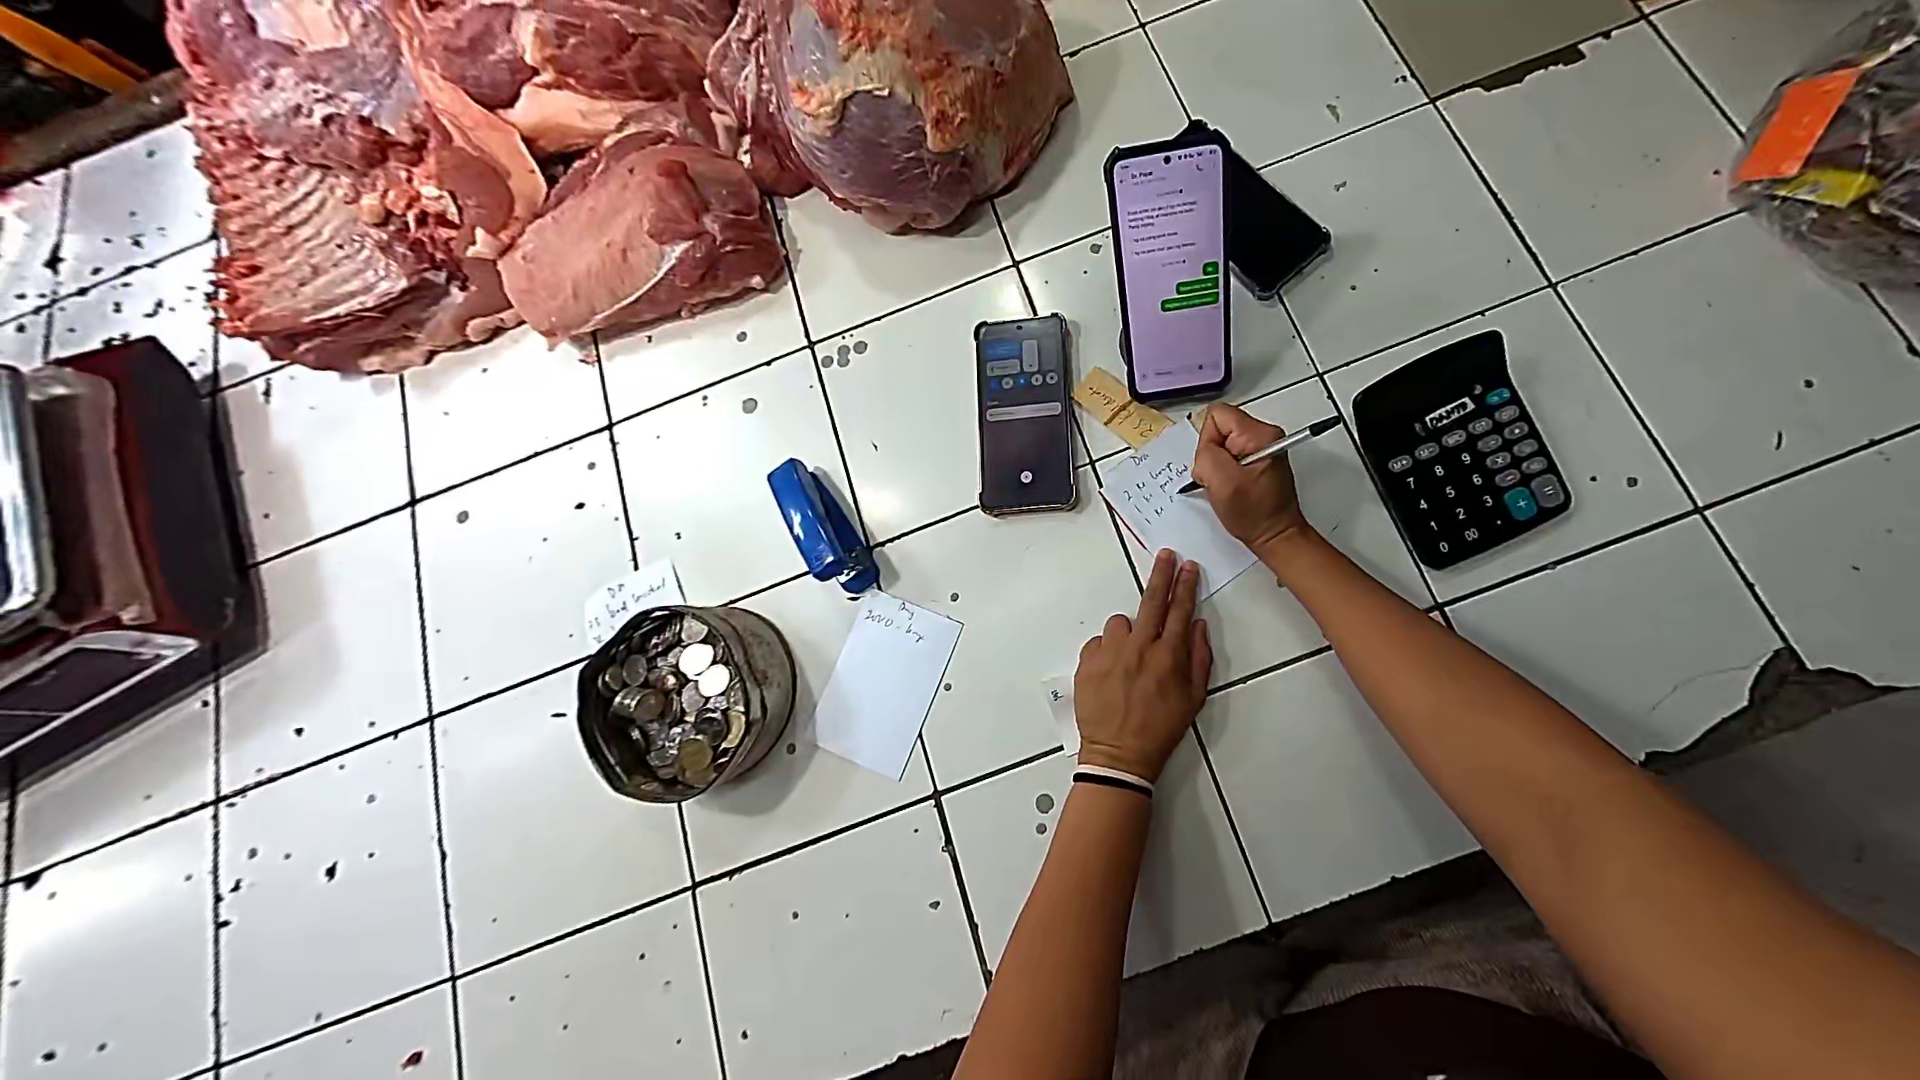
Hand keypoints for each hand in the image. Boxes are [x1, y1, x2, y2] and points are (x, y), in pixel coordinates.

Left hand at [1073, 550, 1211, 782]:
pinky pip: (1099, 643)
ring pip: (1120, 623)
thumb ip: (1198, 657)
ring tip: (1130, 657)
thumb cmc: (1161, 729)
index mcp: (1168, 656)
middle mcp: (1139, 648)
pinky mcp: (1087, 661)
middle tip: (1167, 557)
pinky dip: (1106, 650)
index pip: (1180, 610)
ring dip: (1128, 632)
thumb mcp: (1193, 698)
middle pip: (1152, 601)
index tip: (1188, 566)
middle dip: (1162, 574)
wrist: (1119, 752)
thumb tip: (1197, 625)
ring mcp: (1110, 652)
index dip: (1186, 585)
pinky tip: (1111, 669)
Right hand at [1191, 402, 1312, 558]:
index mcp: (1259, 435)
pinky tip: (1231, 486)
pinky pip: (1226, 456)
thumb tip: (1205, 442)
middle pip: (1218, 429)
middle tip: (1222, 478)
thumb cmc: (1255, 513)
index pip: (1217, 416)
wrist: (1274, 533)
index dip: (1207, 441)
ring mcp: (1260, 448)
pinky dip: (1222, 472)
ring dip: (1216, 466)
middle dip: (1211, 455)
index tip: (1217, 464)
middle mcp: (1263, 436)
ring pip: (1220, 444)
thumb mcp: (1221, 480)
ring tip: (1228, 484)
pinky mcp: (1256, 459)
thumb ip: (1207, 452)